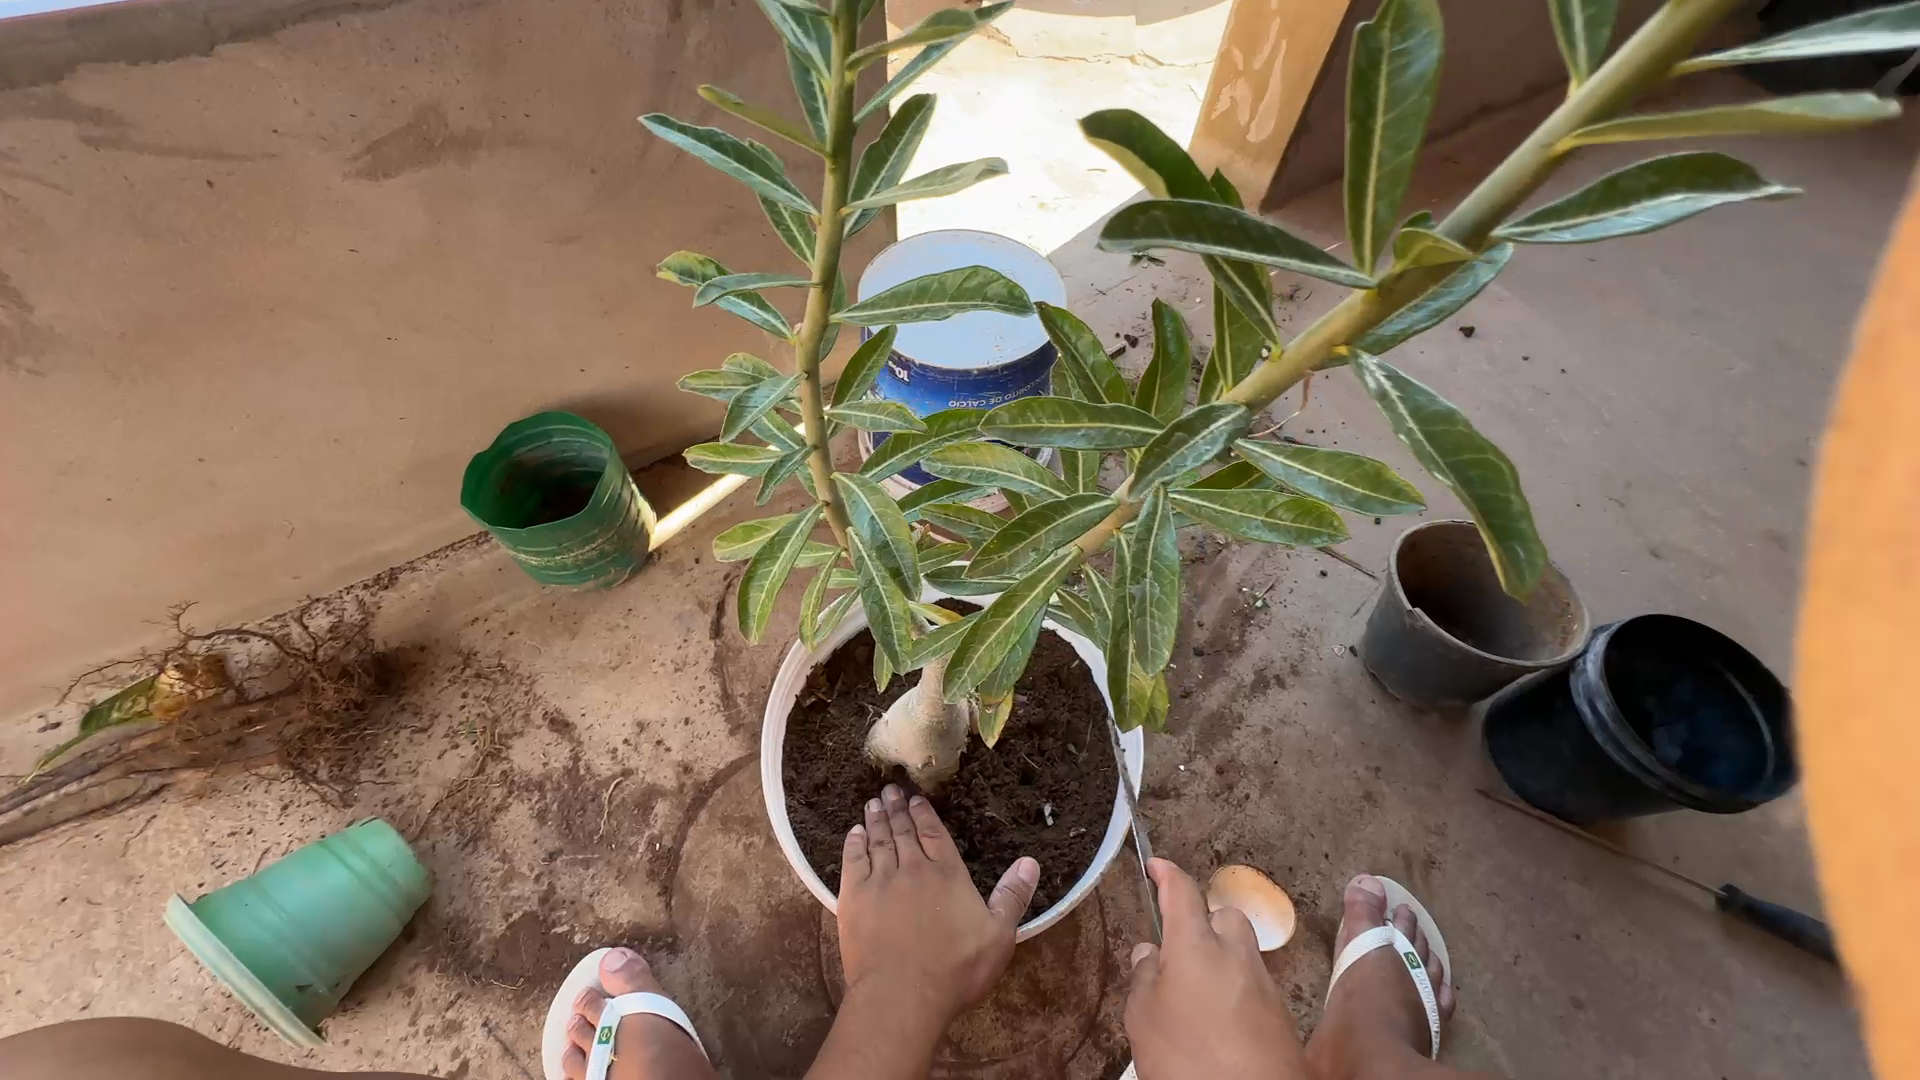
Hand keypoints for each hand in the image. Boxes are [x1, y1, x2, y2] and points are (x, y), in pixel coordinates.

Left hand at [838, 784, 1039, 1024]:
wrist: (901, 997)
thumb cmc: (955, 970)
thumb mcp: (998, 936)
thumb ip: (1013, 896)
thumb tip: (1031, 862)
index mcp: (946, 873)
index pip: (934, 833)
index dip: (925, 814)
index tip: (916, 798)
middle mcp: (912, 869)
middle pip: (903, 831)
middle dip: (897, 808)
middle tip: (890, 789)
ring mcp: (880, 881)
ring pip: (878, 840)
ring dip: (876, 819)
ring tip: (873, 802)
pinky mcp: (854, 898)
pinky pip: (852, 861)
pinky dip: (853, 843)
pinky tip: (854, 833)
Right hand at [1124, 858, 1306, 1078]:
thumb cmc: (1189, 1060)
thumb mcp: (1143, 1019)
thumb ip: (1144, 978)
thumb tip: (1150, 952)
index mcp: (1196, 944)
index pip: (1182, 890)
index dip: (1167, 873)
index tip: (1155, 865)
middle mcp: (1235, 954)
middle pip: (1226, 917)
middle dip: (1206, 923)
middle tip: (1181, 950)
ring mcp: (1265, 987)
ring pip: (1243, 954)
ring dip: (1223, 960)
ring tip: (1199, 994)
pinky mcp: (1284, 1020)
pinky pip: (1256, 989)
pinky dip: (1239, 993)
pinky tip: (1221, 1023)